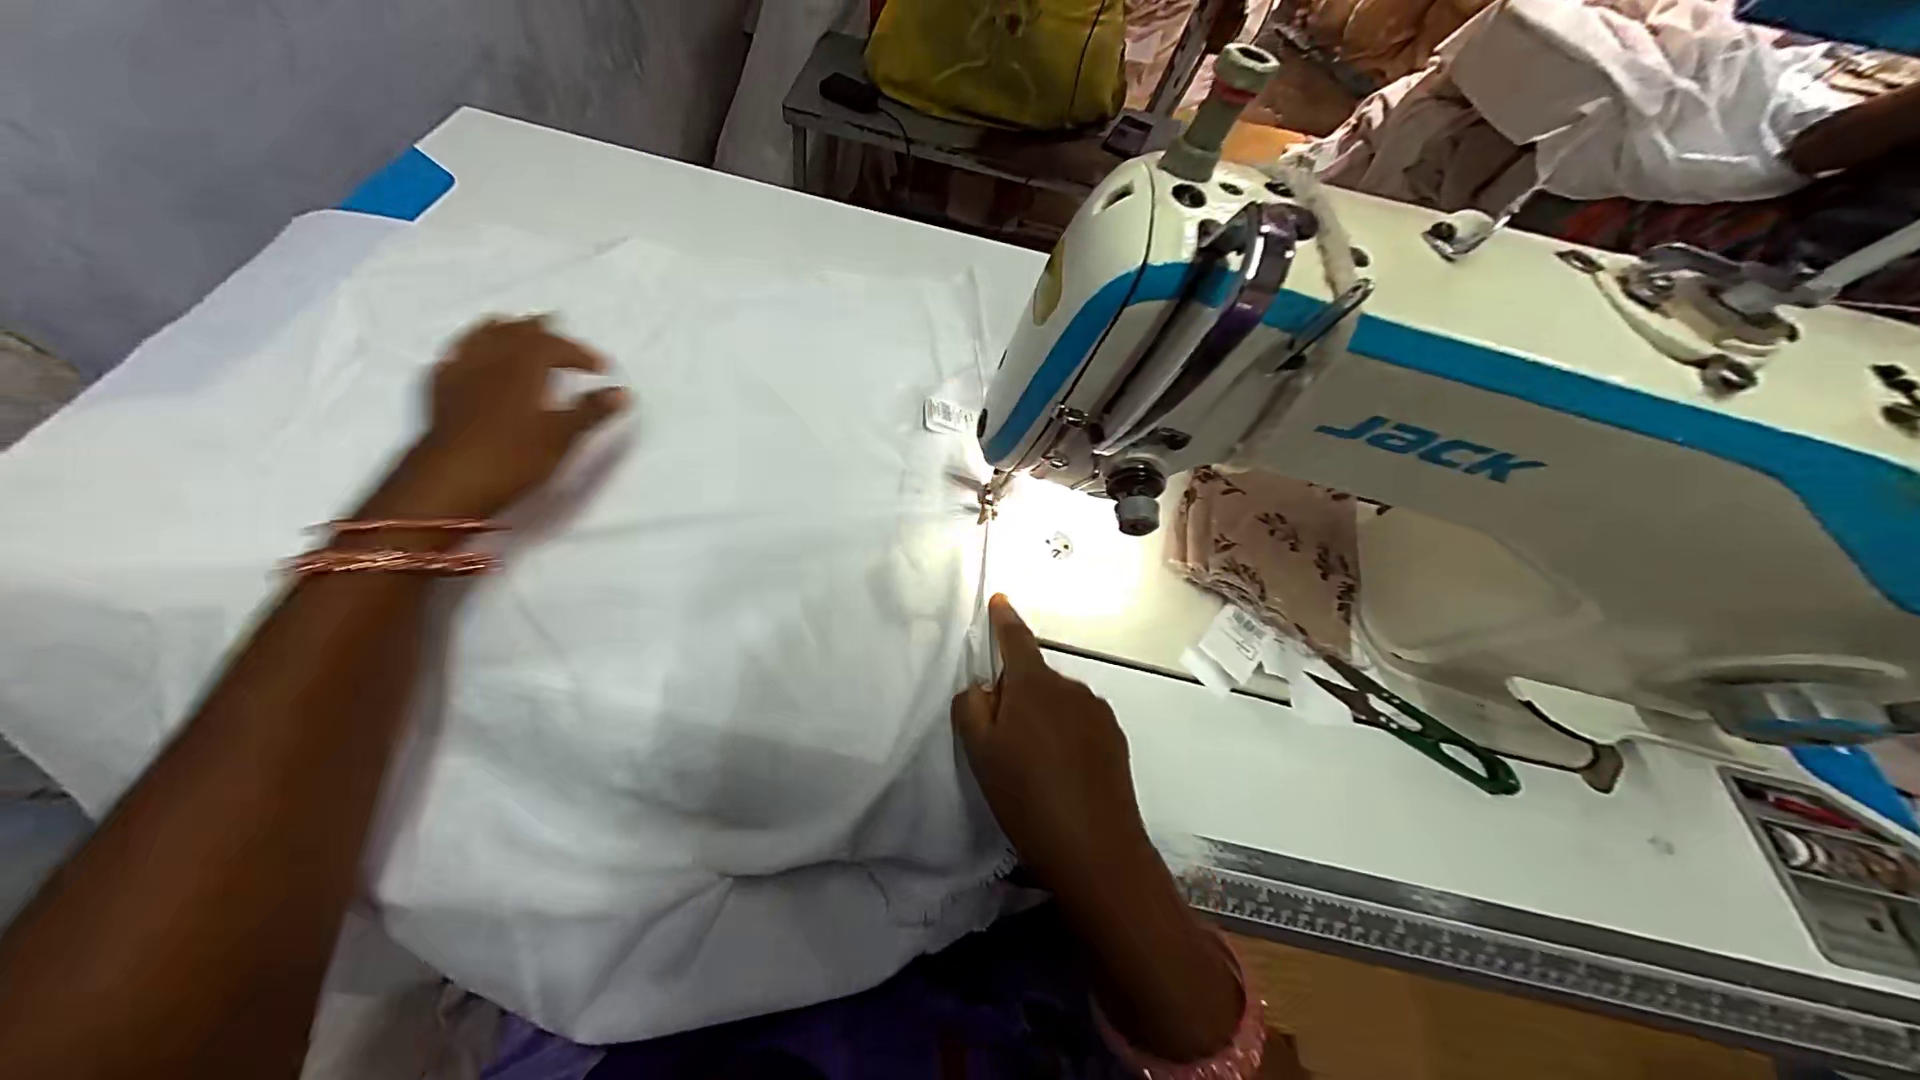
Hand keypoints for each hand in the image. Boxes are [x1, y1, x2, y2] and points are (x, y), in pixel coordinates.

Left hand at [385, 317, 627, 518]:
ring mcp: (459, 374)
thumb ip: (591, 411)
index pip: (552, 345)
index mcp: (523, 369)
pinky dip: (468, 349)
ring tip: (512, 327)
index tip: (599, 367)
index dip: (578, 352)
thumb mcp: (562, 436)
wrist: (450, 481)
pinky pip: (452, 356)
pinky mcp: (438, 391)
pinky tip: (468, 356)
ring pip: (479, 336)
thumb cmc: (514, 458)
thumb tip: (623, 392)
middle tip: (554, 325)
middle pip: (514, 332)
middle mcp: (489, 362)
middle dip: (538, 328)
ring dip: (501, 328)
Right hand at [953, 595, 1151, 890]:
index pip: (1016, 639)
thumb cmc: (1027, 797)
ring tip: (1033, 766)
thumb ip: (971, 707)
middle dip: (1016, 693)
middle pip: (1035, 677)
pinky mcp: (1115, 738)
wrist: (1096, 850)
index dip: (1004, 619)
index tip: (1000, 600)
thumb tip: (984, 687)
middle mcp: (1071, 688)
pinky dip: (1065, 735)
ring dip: (1042, 717)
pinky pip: (1079, 722)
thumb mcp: (980, 753)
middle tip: (1002, 740)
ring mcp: (1098, 712)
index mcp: (1034, 684)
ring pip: (1058, 702)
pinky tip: (1061, 774)